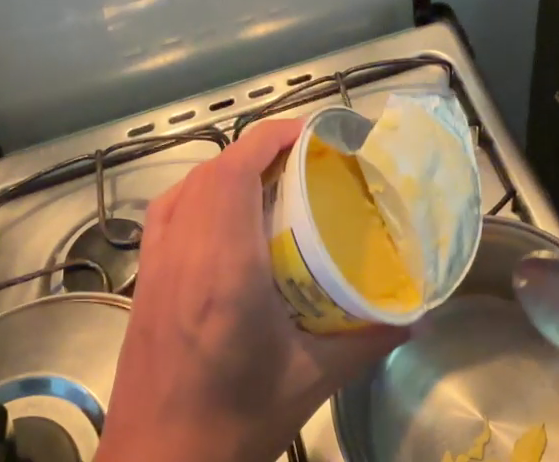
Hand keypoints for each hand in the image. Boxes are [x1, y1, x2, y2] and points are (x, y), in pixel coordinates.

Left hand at [95, 119, 407, 461]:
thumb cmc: (232, 423)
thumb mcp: (308, 382)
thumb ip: (364, 341)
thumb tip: (415, 317)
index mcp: (224, 270)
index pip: (234, 173)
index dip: (268, 139)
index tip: (308, 136)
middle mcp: (183, 254)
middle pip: (212, 171)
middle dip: (255, 150)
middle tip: (301, 160)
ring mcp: (155, 265)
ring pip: (185, 187)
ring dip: (225, 169)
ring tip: (267, 181)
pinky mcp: (142, 281)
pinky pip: (166, 212)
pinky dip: (196, 193)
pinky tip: (222, 216)